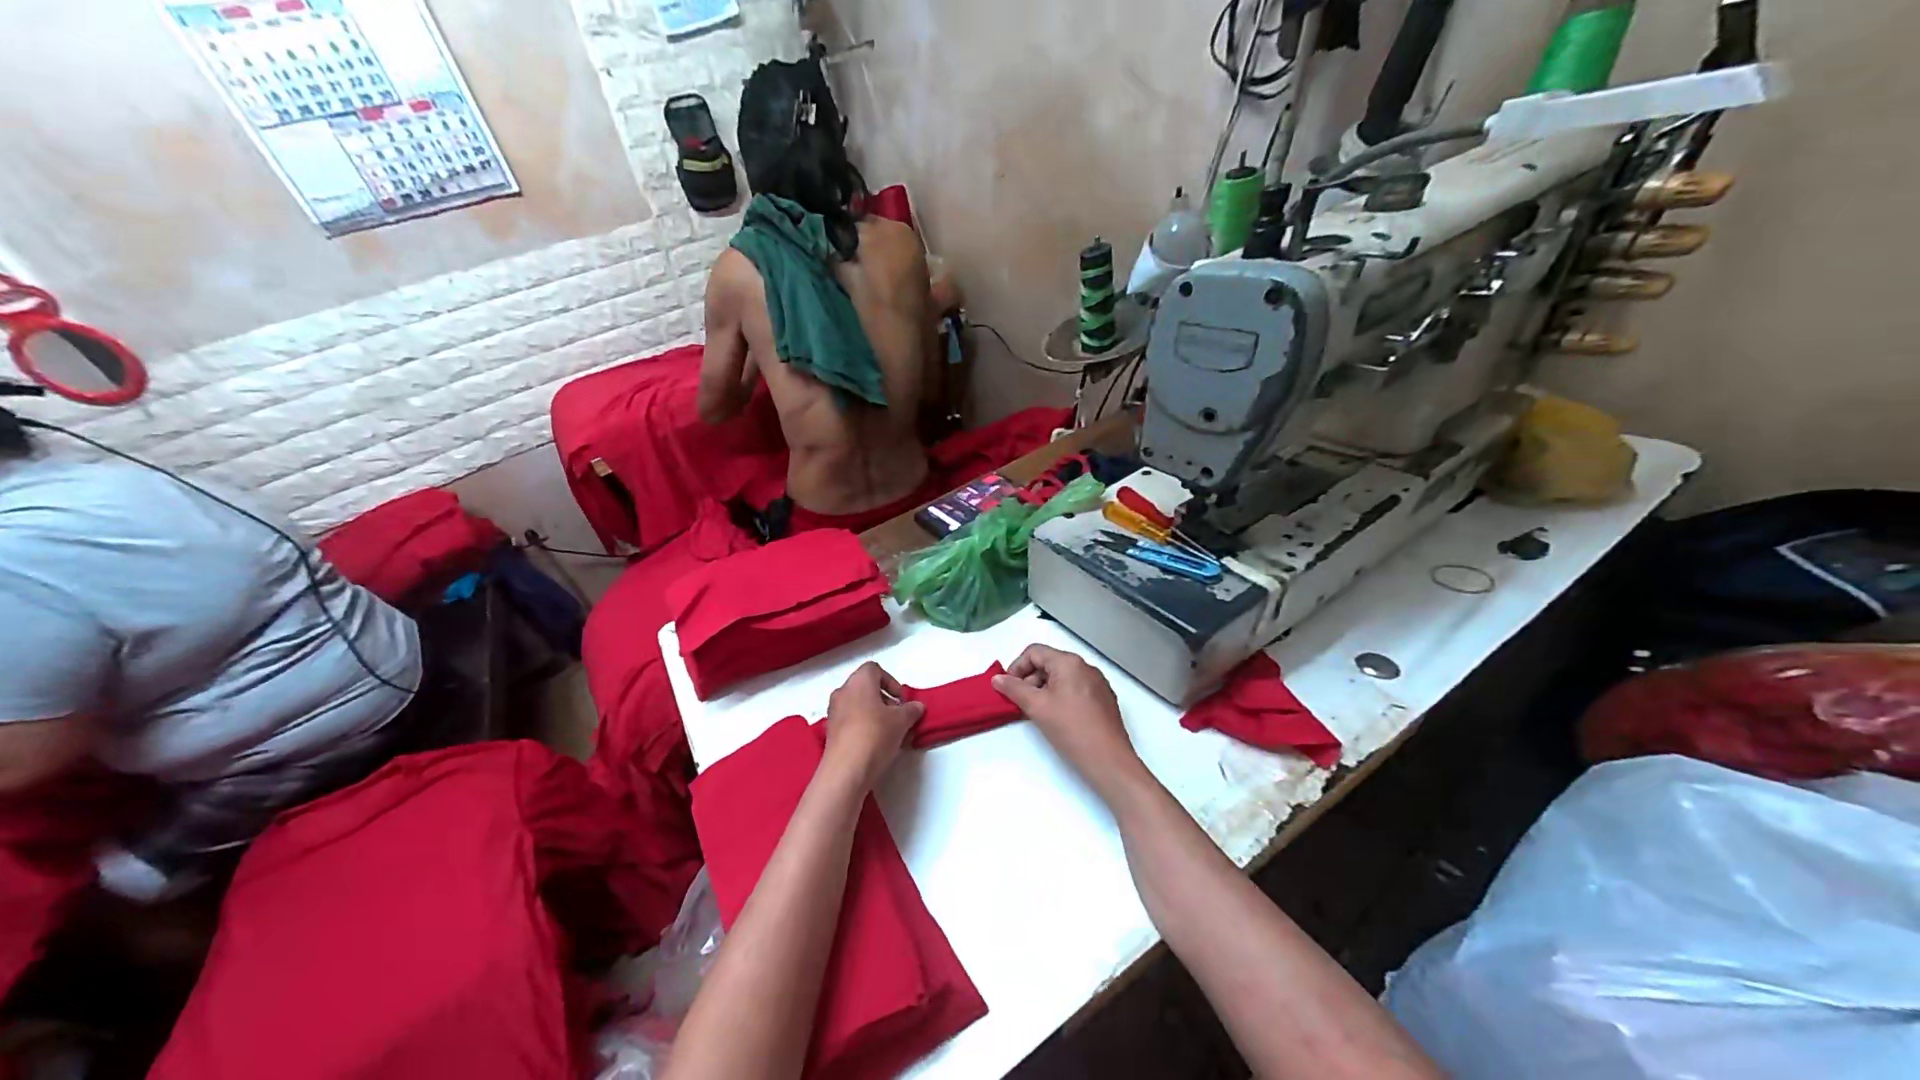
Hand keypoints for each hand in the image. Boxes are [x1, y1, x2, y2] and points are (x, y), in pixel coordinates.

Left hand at [823, 663, 924, 790]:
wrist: (846, 769)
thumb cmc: (875, 735)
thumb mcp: (901, 721)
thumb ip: (911, 710)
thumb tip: (916, 706)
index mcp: (859, 681)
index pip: (875, 669)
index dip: (891, 682)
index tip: (901, 701)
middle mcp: (843, 691)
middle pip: (866, 688)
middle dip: (884, 700)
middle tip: (899, 717)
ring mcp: (833, 712)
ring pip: (858, 705)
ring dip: (875, 715)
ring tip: (890, 734)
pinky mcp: (830, 731)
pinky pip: (850, 721)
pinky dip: (863, 726)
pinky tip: (876, 745)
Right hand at [993, 645, 1143, 791]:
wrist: (1108, 759)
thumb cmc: (1071, 729)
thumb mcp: (1036, 707)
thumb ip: (1014, 689)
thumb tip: (998, 678)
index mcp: (1069, 662)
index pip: (1034, 652)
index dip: (1016, 667)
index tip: (1008, 688)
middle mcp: (1085, 667)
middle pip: (1049, 663)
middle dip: (1030, 680)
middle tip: (1020, 703)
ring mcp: (1097, 683)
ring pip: (1062, 678)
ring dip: (1044, 690)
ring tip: (1037, 712)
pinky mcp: (1103, 699)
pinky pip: (1075, 689)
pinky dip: (1060, 697)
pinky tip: (1057, 718)